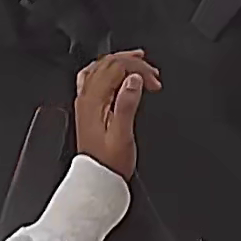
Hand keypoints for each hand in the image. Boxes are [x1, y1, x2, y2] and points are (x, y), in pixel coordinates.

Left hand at [74, 49, 160, 178]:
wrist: (96, 178)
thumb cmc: (110, 161)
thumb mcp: (123, 134)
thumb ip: (127, 104)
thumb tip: (134, 80)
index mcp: (93, 101)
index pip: (116, 68)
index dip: (139, 69)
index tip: (155, 81)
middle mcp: (86, 97)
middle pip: (108, 63)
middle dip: (134, 63)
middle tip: (153, 73)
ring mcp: (86, 101)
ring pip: (101, 67)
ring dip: (122, 63)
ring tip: (139, 62)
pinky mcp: (89, 107)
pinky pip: (95, 77)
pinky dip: (110, 70)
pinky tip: (118, 73)